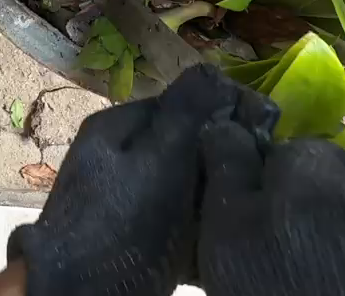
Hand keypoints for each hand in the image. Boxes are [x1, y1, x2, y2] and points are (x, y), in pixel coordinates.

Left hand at [7, 64, 276, 295]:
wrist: (79, 291)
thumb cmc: (121, 220)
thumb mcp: (157, 159)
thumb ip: (184, 114)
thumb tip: (215, 71)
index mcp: (119, 126)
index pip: (180, 105)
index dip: (222, 116)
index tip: (266, 136)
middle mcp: (118, 155)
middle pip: (183, 147)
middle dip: (221, 159)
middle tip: (261, 181)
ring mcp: (125, 198)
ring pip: (184, 187)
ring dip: (217, 197)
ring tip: (250, 211)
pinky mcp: (136, 238)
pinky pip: (178, 224)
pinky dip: (204, 230)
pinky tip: (230, 243)